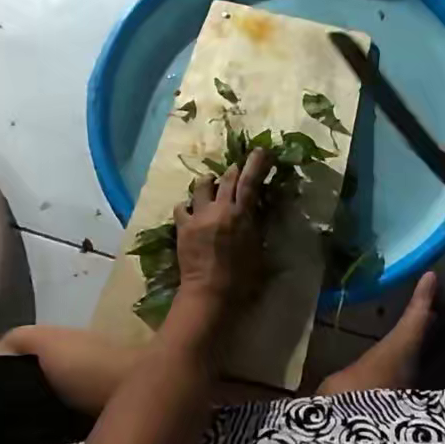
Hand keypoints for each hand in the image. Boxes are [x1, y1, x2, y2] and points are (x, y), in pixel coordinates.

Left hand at [174, 148, 269, 305]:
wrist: (210, 293)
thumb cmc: (243, 278)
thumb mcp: (260, 250)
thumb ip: (260, 226)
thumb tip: (262, 210)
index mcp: (242, 214)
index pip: (250, 180)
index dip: (256, 162)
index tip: (261, 150)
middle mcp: (219, 209)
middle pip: (227, 178)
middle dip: (235, 169)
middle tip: (240, 168)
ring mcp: (198, 216)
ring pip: (201, 186)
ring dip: (209, 182)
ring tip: (212, 185)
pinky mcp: (183, 227)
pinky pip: (182, 207)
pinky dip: (188, 205)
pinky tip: (191, 210)